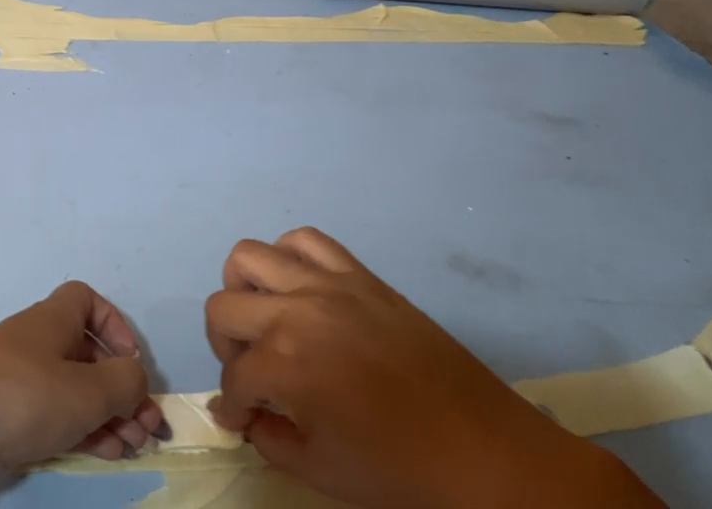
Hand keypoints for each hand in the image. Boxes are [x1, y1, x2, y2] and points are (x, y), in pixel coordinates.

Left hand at [0, 281, 164, 508]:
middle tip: (149, 429)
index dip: (115, 325)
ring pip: (73, 390)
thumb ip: (125, 382)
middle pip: (87, 354)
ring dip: (108, 415)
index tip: (133, 362)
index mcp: (51, 321)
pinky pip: (52, 416)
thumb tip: (137, 376)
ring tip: (134, 448)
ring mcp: (15, 381)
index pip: (86, 300)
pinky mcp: (2, 417)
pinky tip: (104, 454)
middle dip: (122, 388)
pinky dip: (81, 430)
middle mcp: (33, 343)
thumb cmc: (20, 398)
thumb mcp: (86, 390)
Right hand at [206, 228, 664, 508]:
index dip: (233, 406)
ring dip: (245, 291)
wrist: (488, 455)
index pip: (233, 378)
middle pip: (223, 307)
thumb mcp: (320, 471)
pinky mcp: (362, 275)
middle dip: (225, 347)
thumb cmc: (402, 471)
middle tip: (250, 374)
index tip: (242, 420)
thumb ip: (267, 438)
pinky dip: (288, 258)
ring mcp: (331, 285)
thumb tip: (245, 415)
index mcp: (287, 365)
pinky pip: (307, 240)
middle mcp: (299, 312)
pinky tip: (301, 293)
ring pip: (251, 257)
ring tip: (266, 322)